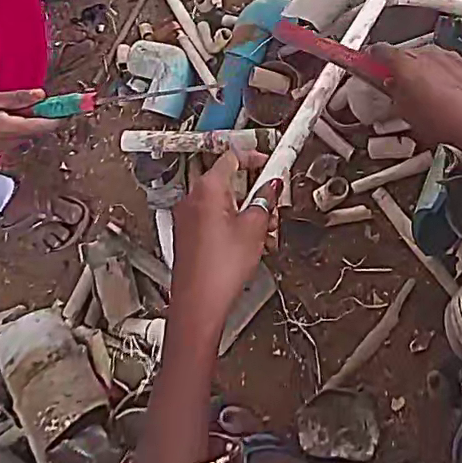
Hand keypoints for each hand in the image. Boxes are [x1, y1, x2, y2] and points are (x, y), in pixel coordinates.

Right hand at [0, 90, 62, 154]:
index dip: (62, 114)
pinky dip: (22, 125)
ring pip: (32, 132)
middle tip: (38, 99)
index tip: (74, 104)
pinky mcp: (2, 149)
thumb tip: (41, 95)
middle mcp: (12, 141)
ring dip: (33, 119)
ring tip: (13, 107)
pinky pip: (21, 136)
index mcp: (9, 128)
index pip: (46, 125)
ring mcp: (7, 147)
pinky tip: (7, 116)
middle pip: (42, 128)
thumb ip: (15, 99)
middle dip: (47, 114)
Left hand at [171, 148, 271, 323]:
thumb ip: (266, 198)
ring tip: (265, 229)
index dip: (255, 158)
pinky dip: (234, 223)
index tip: (271, 164)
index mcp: (207, 189)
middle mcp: (192, 199)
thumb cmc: (219, 270)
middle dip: (255, 191)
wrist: (198, 305)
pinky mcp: (189, 235)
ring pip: (225, 202)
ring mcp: (188, 218)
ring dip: (248, 210)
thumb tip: (272, 185)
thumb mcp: (255, 226)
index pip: (233, 157)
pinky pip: (215, 218)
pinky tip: (251, 241)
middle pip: (230, 181)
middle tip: (273, 203)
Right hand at [369, 45, 461, 180]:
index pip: (378, 51)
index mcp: (406, 62)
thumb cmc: (448, 123)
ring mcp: (450, 58)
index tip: (365, 65)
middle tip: (393, 87)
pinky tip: (443, 99)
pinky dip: (441, 77)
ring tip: (421, 98)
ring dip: (420, 73)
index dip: (369, 60)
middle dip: (397, 69)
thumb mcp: (406, 114)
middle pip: (403, 55)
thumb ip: (393, 94)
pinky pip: (447, 67)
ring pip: (426, 60)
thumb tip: (391, 89)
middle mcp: (428, 54)